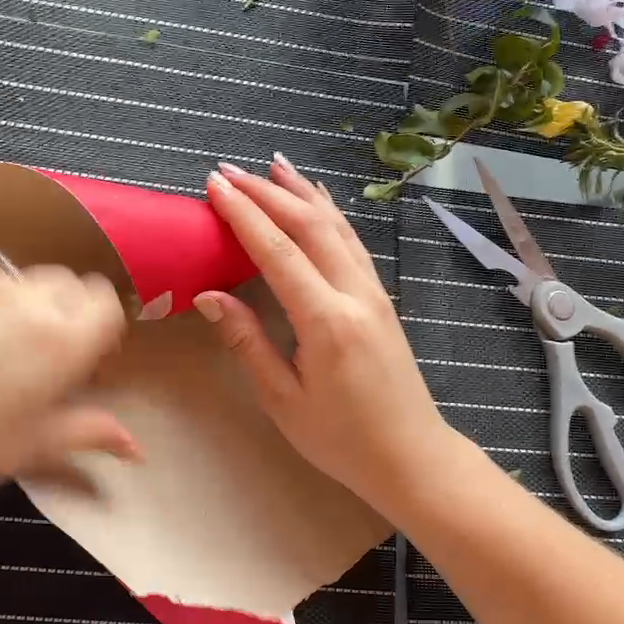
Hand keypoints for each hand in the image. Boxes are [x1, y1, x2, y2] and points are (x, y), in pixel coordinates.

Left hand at [0, 265, 136, 542]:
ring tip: (5, 355)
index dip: (100, 330)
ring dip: (32, 307)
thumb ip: (88, 431)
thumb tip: (133, 445)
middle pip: (70, 285)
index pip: (105, 303)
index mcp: (60, 340)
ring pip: (28, 281)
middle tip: (49, 362)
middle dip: (70, 314)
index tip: (87, 361)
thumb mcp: (29, 447)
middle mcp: (26, 302)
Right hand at [195, 155, 457, 499]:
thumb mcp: (282, 398)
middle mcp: (355, 295)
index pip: (278, 252)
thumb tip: (211, 296)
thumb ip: (248, 342)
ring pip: (337, 227)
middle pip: (310, 226)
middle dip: (268, 193)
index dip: (244, 215)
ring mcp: (374, 294)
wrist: (411, 458)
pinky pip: (352, 243)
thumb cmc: (340, 439)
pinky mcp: (381, 300)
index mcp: (326, 321)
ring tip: (275, 164)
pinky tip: (319, 201)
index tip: (215, 187)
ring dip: (302, 193)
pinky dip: (330, 214)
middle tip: (230, 171)